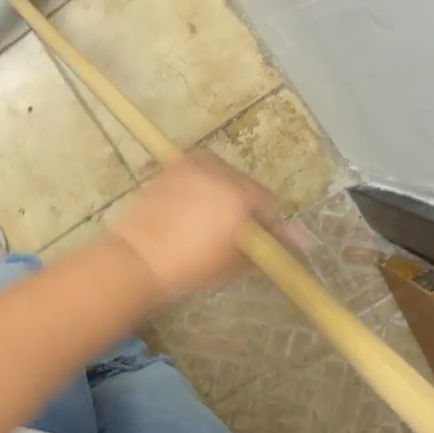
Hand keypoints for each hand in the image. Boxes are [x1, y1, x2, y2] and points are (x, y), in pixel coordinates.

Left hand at [104, 152, 277, 299]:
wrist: (137, 257)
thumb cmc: (187, 266)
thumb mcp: (232, 264)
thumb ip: (266, 249)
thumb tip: (296, 243)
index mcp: (239, 197)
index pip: (269, 204)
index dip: (272, 223)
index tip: (270, 237)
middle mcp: (220, 174)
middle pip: (247, 186)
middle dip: (248, 205)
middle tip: (239, 228)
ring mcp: (194, 166)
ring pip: (224, 175)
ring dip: (227, 191)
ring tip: (216, 216)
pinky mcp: (173, 167)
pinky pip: (200, 170)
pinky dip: (205, 182)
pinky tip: (197, 202)